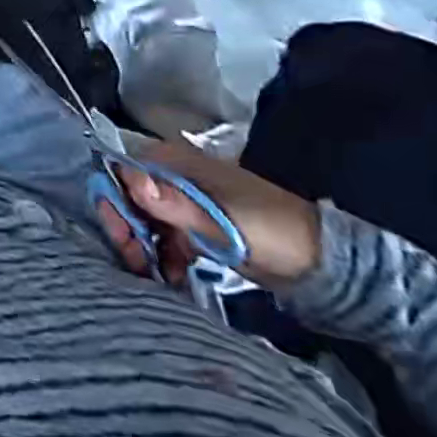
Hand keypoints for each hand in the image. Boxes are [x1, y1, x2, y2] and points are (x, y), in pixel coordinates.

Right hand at [96, 135, 321, 287]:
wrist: (321, 262)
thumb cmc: (270, 231)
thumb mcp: (220, 221)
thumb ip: (174, 203)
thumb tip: (128, 178)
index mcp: (177, 161)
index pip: (124, 169)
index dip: (114, 197)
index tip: (119, 233)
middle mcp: (174, 175)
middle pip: (130, 195)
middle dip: (127, 227)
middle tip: (135, 260)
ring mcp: (185, 201)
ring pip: (143, 217)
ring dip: (141, 245)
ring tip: (152, 274)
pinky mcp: (195, 225)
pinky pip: (163, 235)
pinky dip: (160, 254)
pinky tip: (169, 276)